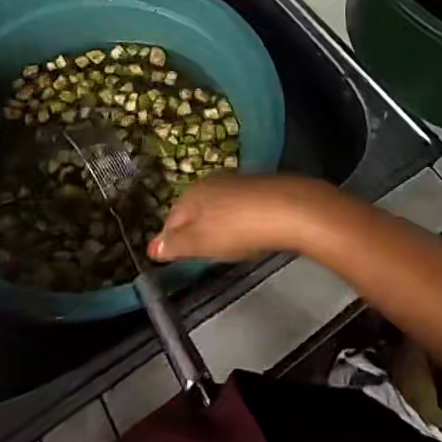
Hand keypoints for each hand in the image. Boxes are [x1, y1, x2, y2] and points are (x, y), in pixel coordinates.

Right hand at [150, 174, 354, 262]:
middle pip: (193, 212)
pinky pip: (239, 209)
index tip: (169, 258)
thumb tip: (152, 247)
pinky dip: (237, 222)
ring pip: (217, 209)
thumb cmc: (236, 228)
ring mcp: (237, 184)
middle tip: (196, 254)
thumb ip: (175, 245)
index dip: (169, 241)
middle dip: (192, 232)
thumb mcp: (199, 242)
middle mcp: (211, 184)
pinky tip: (247, 234)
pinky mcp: (260, 190)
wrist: (289, 209)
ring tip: (222, 246)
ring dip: (215, 226)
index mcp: (191, 195)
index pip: (170, 221)